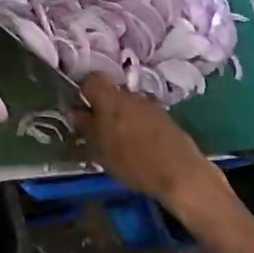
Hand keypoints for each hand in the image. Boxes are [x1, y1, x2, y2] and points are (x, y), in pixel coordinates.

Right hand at [78, 75, 230, 216]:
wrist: (179, 173)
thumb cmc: (132, 161)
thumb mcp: (100, 149)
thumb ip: (86, 127)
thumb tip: (74, 112)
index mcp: (110, 99)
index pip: (91, 79)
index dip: (84, 91)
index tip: (80, 109)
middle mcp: (130, 95)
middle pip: (111, 91)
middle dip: (103, 105)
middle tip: (97, 127)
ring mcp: (150, 104)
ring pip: (128, 103)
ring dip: (121, 115)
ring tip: (118, 138)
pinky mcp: (165, 116)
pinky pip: (143, 113)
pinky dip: (138, 123)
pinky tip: (138, 143)